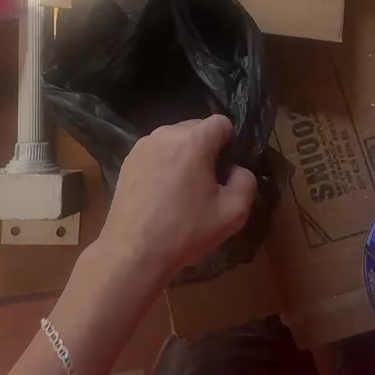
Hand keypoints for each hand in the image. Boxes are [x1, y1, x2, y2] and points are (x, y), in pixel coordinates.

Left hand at [96, 116, 257, 285]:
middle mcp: (167, 133)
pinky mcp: (129, 159)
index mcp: (194, 140)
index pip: (222, 122)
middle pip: (197, 128)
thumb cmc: (185, 230)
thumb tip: (237, 169)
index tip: (227, 171)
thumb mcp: (233, 213)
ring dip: (185, 156)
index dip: (231, 144)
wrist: (133, 252)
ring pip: (175, 140)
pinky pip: (156, 152)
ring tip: (182, 191)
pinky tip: (162, 193)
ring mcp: (144, 145)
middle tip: (207, 184)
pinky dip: (164, 164)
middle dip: (207, 149)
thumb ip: (246, 181)